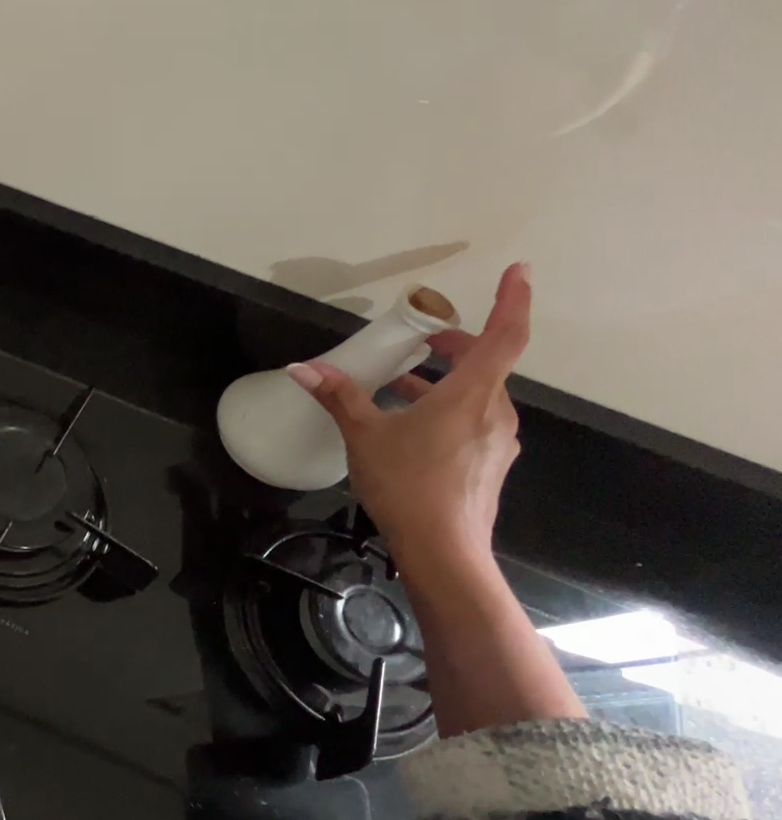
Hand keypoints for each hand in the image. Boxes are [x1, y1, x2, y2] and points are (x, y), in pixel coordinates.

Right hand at [287, 263, 531, 562]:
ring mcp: (497, 441)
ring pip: (476, 395)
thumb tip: (301, 368)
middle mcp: (494, 412)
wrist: (442, 549)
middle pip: (486, 364)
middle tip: (421, 340)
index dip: (511, 300)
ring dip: (444, 382)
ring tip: (400, 387)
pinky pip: (473, 421)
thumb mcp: (363, 435)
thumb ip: (338, 396)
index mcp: (470, 395)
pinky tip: (410, 427)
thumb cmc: (407, 484)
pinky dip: (446, 409)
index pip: (504, 336)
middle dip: (455, 346)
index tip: (518, 271)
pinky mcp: (489, 464)